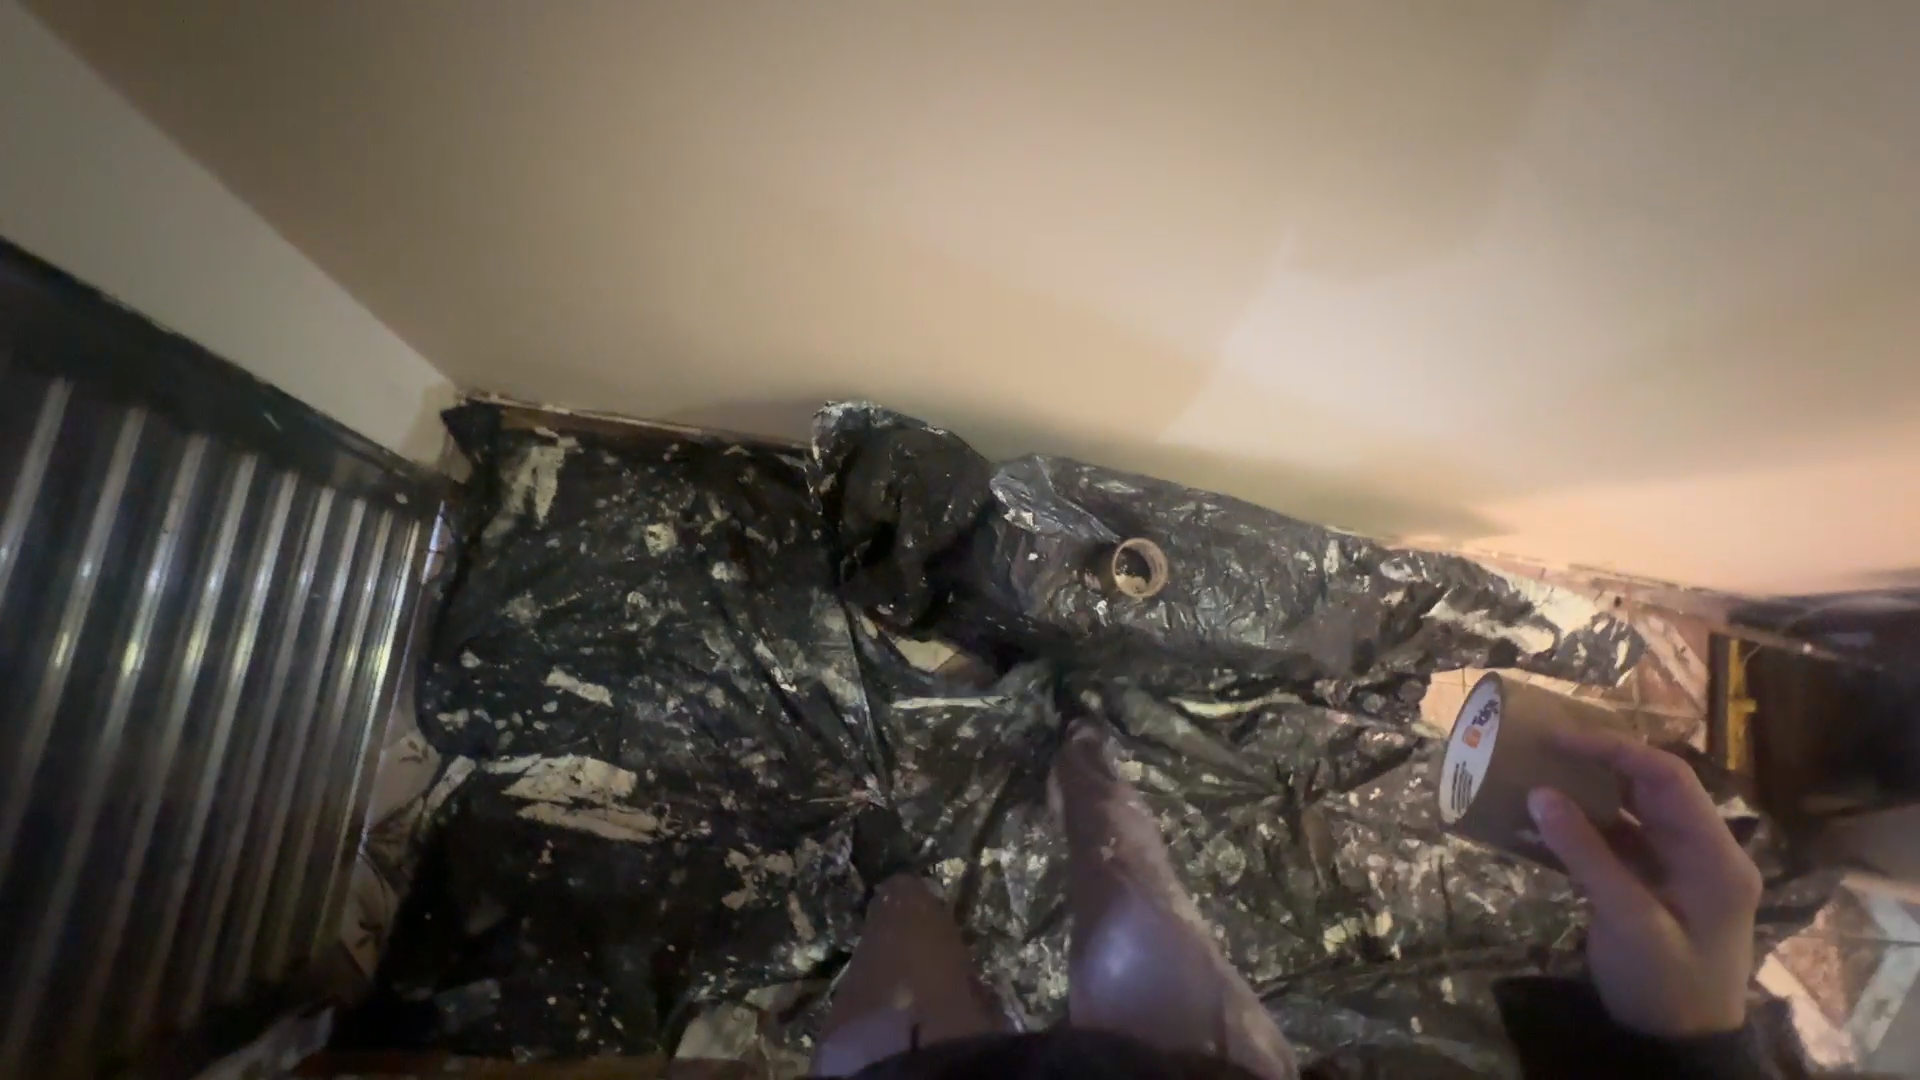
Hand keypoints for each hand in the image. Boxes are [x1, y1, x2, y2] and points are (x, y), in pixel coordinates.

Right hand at [1527, 730, 1762, 1037]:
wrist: (1678, 1040)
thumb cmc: (1666, 982)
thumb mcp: (1628, 920)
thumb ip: (1586, 854)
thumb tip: (1538, 793)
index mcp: (1713, 855)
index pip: (1666, 777)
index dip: (1612, 749)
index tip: (1554, 738)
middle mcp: (1697, 848)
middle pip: (1647, 782)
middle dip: (1592, 757)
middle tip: (1535, 743)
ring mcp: (1671, 862)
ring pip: (1625, 802)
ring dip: (1579, 784)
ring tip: (1529, 767)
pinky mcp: (1644, 875)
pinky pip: (1608, 830)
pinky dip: (1572, 816)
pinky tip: (1535, 813)